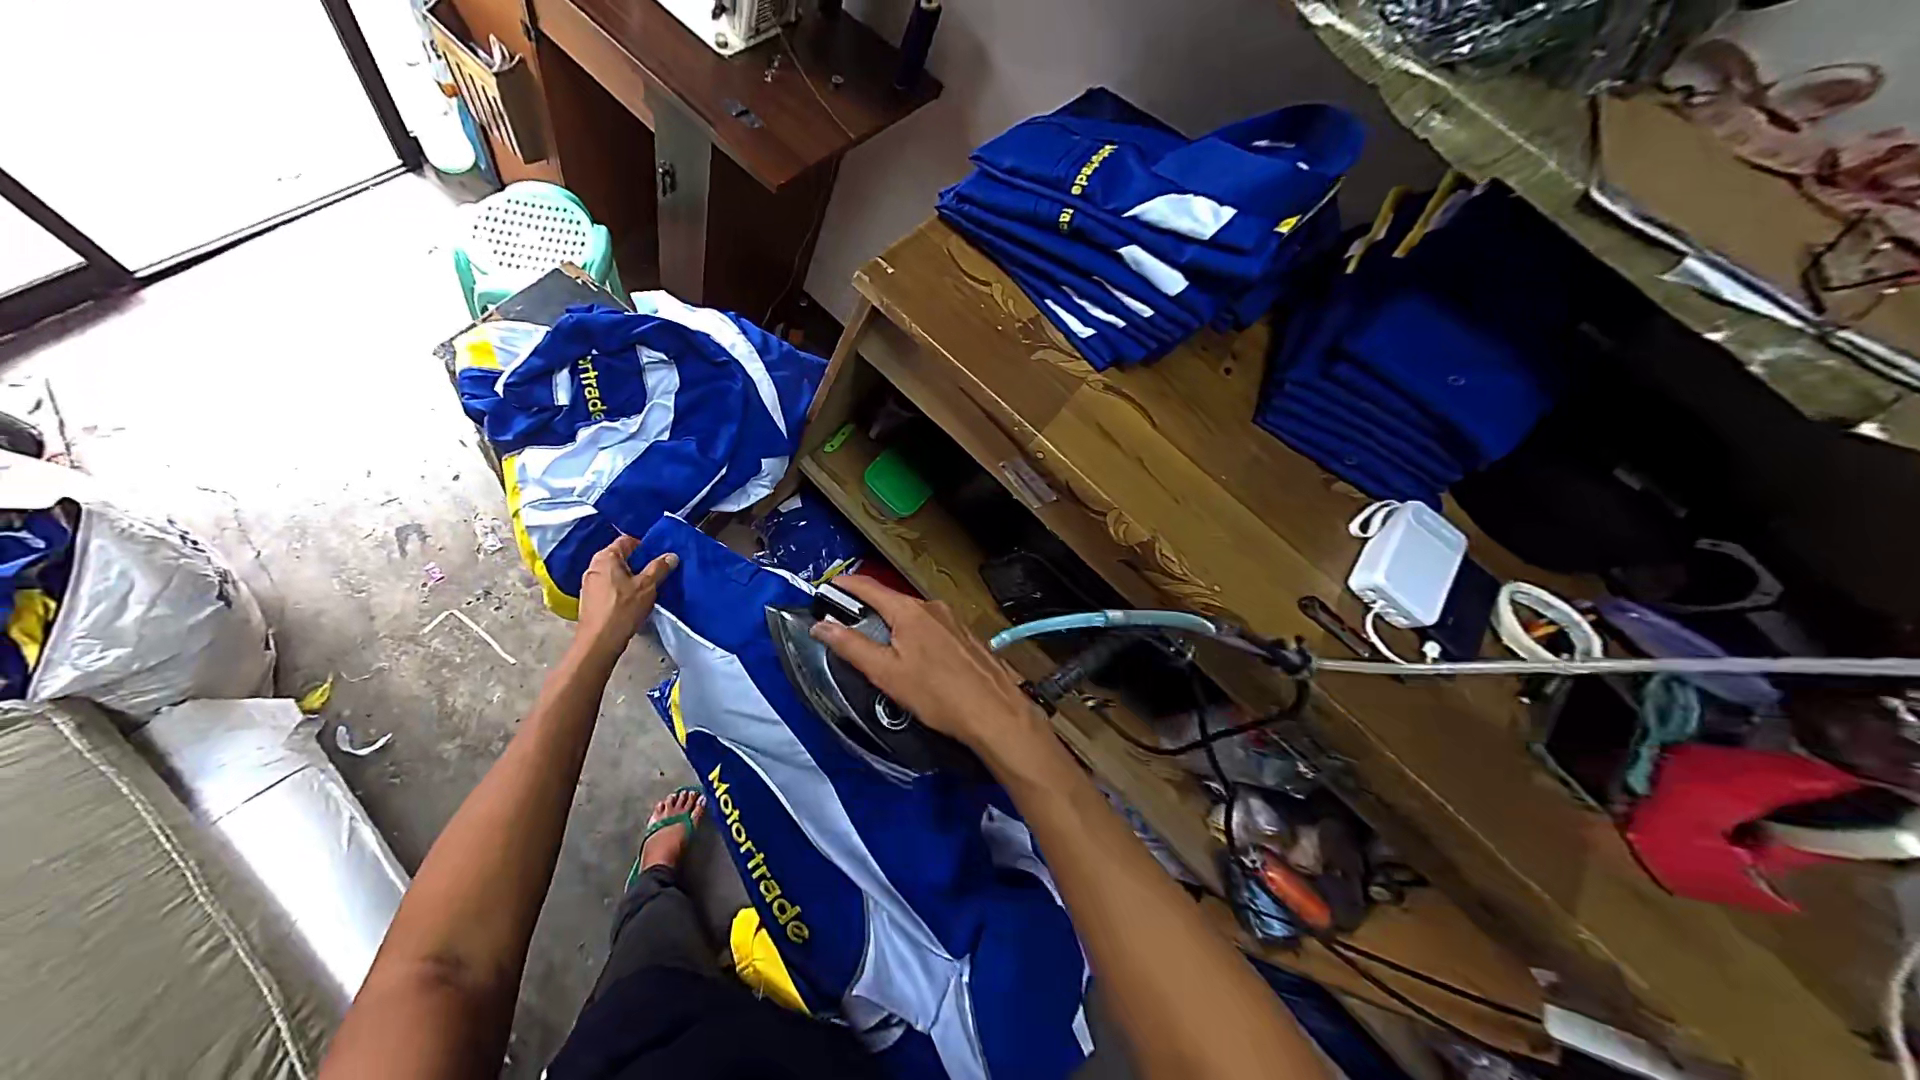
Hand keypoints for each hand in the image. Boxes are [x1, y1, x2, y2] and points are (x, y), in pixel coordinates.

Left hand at [575, 535, 677, 661]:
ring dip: (631, 578)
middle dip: (639, 563)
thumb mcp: (647, 586)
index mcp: (606, 557)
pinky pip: (610, 586)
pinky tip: (632, 601)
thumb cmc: (623, 609)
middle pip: (621, 557)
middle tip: (657, 574)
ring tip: (647, 589)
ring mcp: (589, 583)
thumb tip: (671, 555)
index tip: (659, 559)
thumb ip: (660, 568)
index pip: (627, 540)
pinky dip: (622, 589)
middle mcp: (594, 566)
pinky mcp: (590, 598)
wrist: (600, 640)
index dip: (645, 546)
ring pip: (615, 573)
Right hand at [809, 575, 1052, 763]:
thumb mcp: (885, 673)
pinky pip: (933, 628)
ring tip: (882, 651)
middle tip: (848, 628)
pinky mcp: (966, 637)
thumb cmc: (938, 695)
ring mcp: (953, 621)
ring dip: (894, 626)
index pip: (868, 587)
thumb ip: (851, 646)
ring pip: (913, 616)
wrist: (994, 712)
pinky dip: (916, 636)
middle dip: (868, 611)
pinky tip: (917, 662)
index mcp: (909, 611)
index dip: (844, 585)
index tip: (827, 587)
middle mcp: (933, 607)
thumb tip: (821, 625)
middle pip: (891, 601)